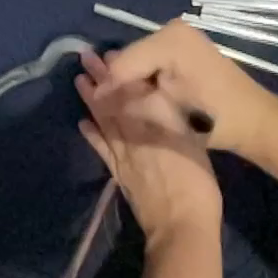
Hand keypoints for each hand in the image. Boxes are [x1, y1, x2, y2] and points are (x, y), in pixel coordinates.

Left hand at [76, 50, 221, 247]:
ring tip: (79, 80)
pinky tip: (82, 123)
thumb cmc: (198, 180)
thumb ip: (171, 115)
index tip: (110, 54)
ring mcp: (123, 152)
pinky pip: (101, 148)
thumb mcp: (192, 137)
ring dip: (90, 99)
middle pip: (114, 99)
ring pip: (102, 119)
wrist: (181, 223)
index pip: (134, 87)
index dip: (121, 70)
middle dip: (100, 77)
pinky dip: (90, 134)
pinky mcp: (119, 172)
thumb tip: (156, 94)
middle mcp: (134, 130)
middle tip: (86, 57)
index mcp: (155, 119)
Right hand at [96, 22, 277, 156]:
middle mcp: (174, 30)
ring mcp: (181, 37)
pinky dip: (144, 77)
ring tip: (115, 102)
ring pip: (140, 59)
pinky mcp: (185, 48)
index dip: (108, 86)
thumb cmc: (212, 117)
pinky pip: (153, 60)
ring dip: (129, 81)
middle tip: (101, 105)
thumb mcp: (166, 110)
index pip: (124, 62)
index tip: (95, 106)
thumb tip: (98, 96)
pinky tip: (138, 95)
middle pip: (131, 57)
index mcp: (171, 40)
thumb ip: (129, 100)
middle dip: (117, 82)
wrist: (252, 119)